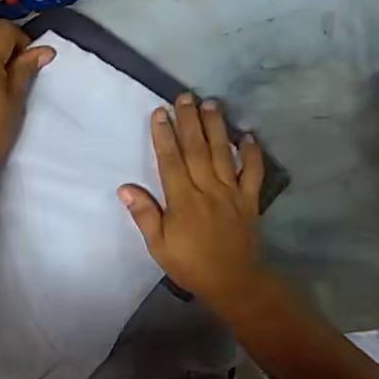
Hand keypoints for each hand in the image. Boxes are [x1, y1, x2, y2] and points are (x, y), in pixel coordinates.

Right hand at [119, 94, 273, 316]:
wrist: (233, 281)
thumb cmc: (190, 264)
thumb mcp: (158, 245)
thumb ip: (144, 214)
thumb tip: (125, 188)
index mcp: (183, 201)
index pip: (171, 161)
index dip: (164, 136)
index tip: (159, 113)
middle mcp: (208, 190)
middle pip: (198, 149)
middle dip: (189, 121)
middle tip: (184, 96)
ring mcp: (232, 193)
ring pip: (224, 154)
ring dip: (217, 127)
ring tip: (211, 104)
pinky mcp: (250, 200)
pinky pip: (253, 173)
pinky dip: (252, 153)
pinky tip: (248, 136)